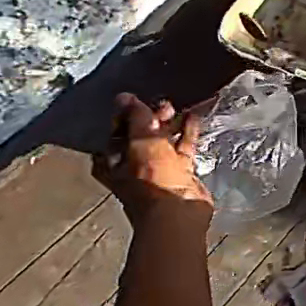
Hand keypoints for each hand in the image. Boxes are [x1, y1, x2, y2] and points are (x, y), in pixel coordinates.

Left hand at [95, 93, 211, 217]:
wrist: (178, 210)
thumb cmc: (152, 178)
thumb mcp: (141, 143)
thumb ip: (136, 119)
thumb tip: (124, 96)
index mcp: (112, 160)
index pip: (115, 131)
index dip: (126, 115)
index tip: (138, 99)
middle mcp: (132, 164)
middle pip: (140, 135)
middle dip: (150, 118)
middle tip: (162, 102)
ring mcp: (157, 168)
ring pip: (162, 140)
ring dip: (169, 124)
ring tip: (178, 105)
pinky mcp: (180, 170)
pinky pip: (182, 146)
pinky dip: (187, 132)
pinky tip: (193, 117)